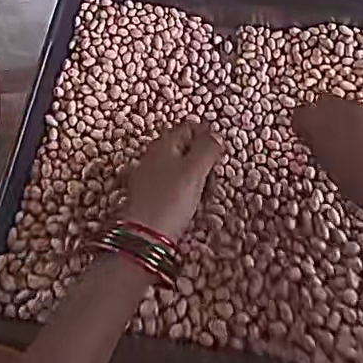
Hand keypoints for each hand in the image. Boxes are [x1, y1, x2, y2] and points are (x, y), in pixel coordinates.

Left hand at [120, 123, 224, 240]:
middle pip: (188, 149)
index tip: (220, 156)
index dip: (208, 137)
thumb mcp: (194, 170)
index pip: (190, 127)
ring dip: (198, 181)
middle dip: (205, 163)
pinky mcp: (151, 194)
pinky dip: (187, 194)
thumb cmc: (170, 199)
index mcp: (165, 143)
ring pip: (183, 169)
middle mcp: (155, 154)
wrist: (143, 236)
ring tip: (203, 199)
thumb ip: (207, 148)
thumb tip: (216, 135)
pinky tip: (190, 208)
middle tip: (212, 181)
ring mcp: (151, 174)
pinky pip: (176, 186)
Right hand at [292, 95, 362, 231]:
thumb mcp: (332, 170)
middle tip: (330, 139)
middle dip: (325, 118)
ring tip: (358, 146)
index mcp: (321, 124)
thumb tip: (315, 138)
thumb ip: (319, 146)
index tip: (306, 136)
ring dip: (350, 122)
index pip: (301, 114)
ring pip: (351, 110)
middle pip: (325, 105)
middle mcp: (343, 110)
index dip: (303, 126)